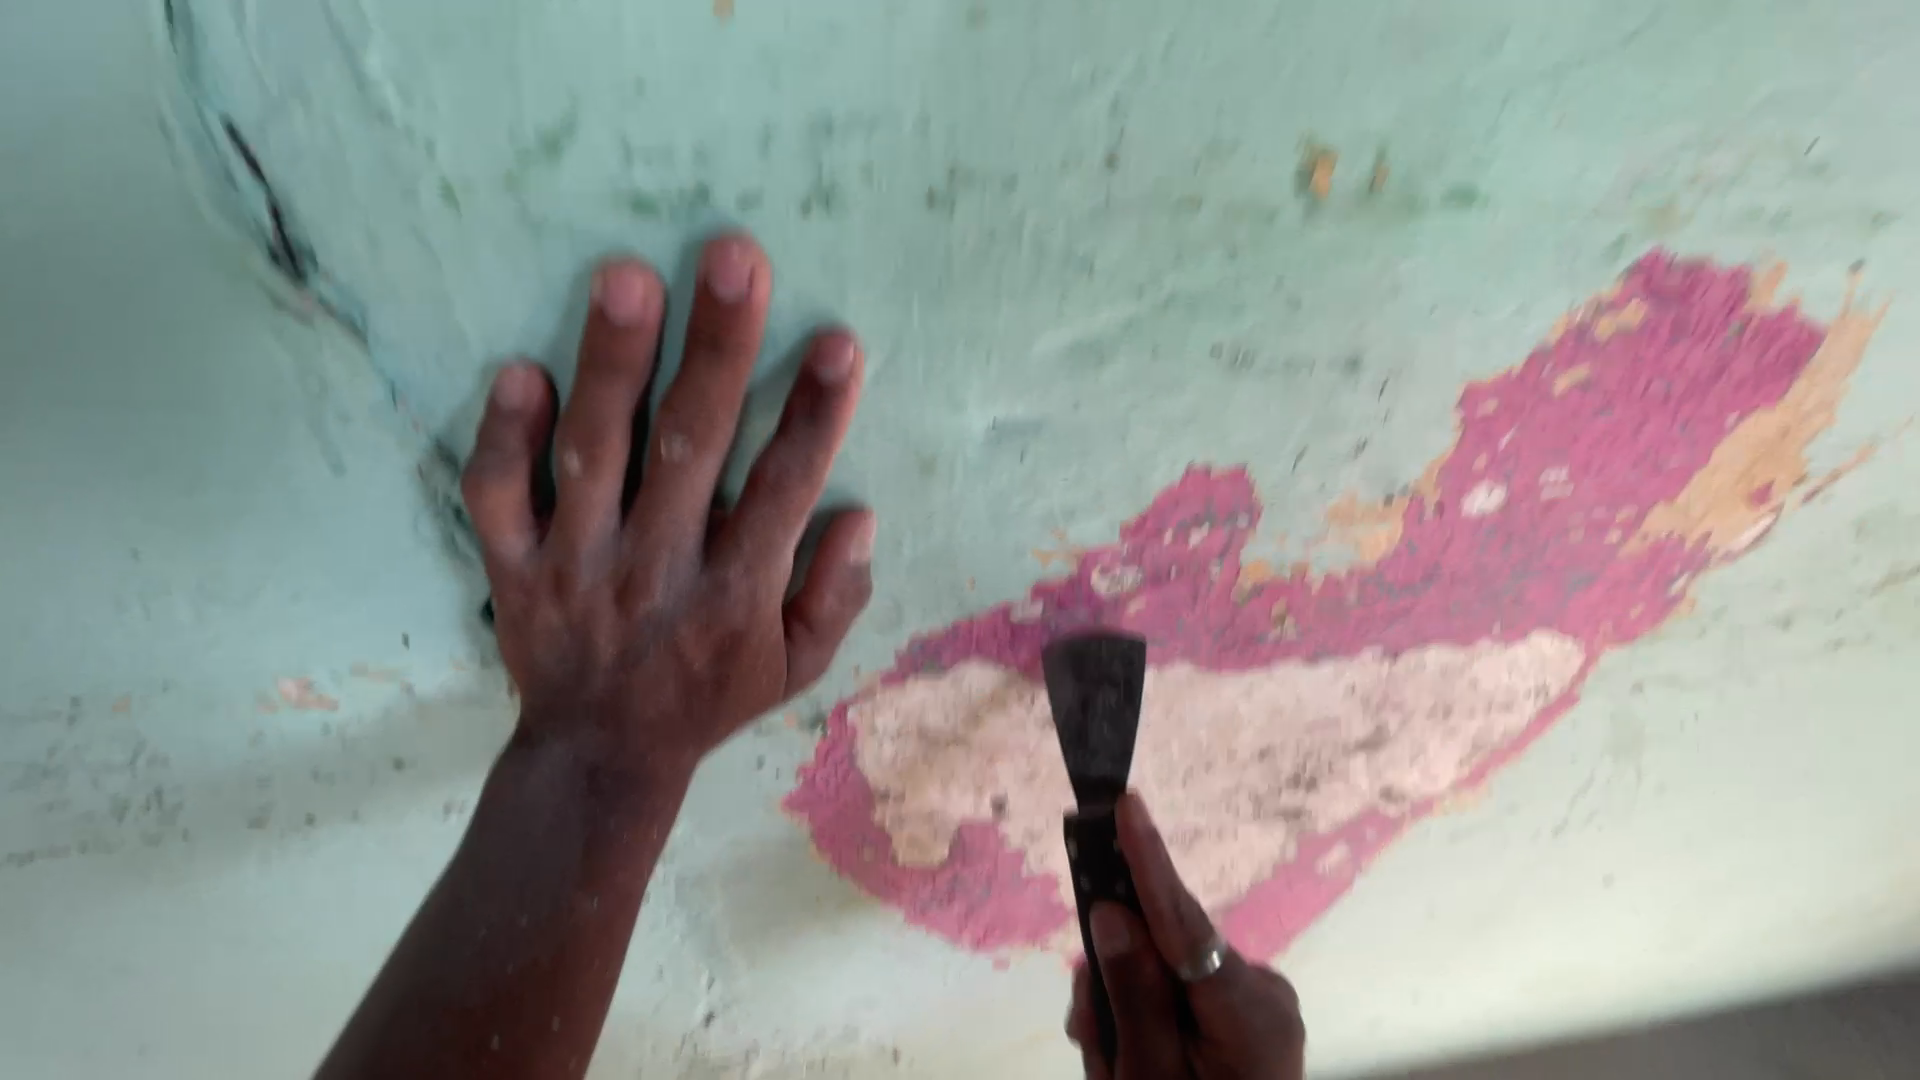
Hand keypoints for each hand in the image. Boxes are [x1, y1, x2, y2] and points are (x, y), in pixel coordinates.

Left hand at [461, 232, 874, 787]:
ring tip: (626, 278)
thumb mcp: (798, 667)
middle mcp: (657, 569)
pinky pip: (497, 497)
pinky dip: (502, 437)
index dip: (815, 417)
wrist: (600, 756)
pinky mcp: (514, 570)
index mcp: (735, 596)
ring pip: (592, 456)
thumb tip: (859, 514)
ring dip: (610, 365)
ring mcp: (576, 567)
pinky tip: (520, 370)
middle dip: (718, 352)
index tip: (839, 344)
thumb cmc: (712, 697)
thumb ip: (837, 595)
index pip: (783, 492)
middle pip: (690, 450)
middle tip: (732, 260)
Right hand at [1067, 795, 1305, 1079]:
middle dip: (1114, 975)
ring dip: (1123, 1002)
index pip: (1184, 924)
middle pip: (1164, 947)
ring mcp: (1256, 1002)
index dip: (1149, 859)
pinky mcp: (1243, 1012)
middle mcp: (1261, 991)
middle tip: (1087, 1036)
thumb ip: (1130, 994)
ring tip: (1107, 1059)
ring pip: (1163, 967)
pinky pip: (1178, 986)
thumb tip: (1111, 912)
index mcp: (1249, 1014)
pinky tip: (1125, 1052)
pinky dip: (1144, 1009)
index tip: (1126, 801)